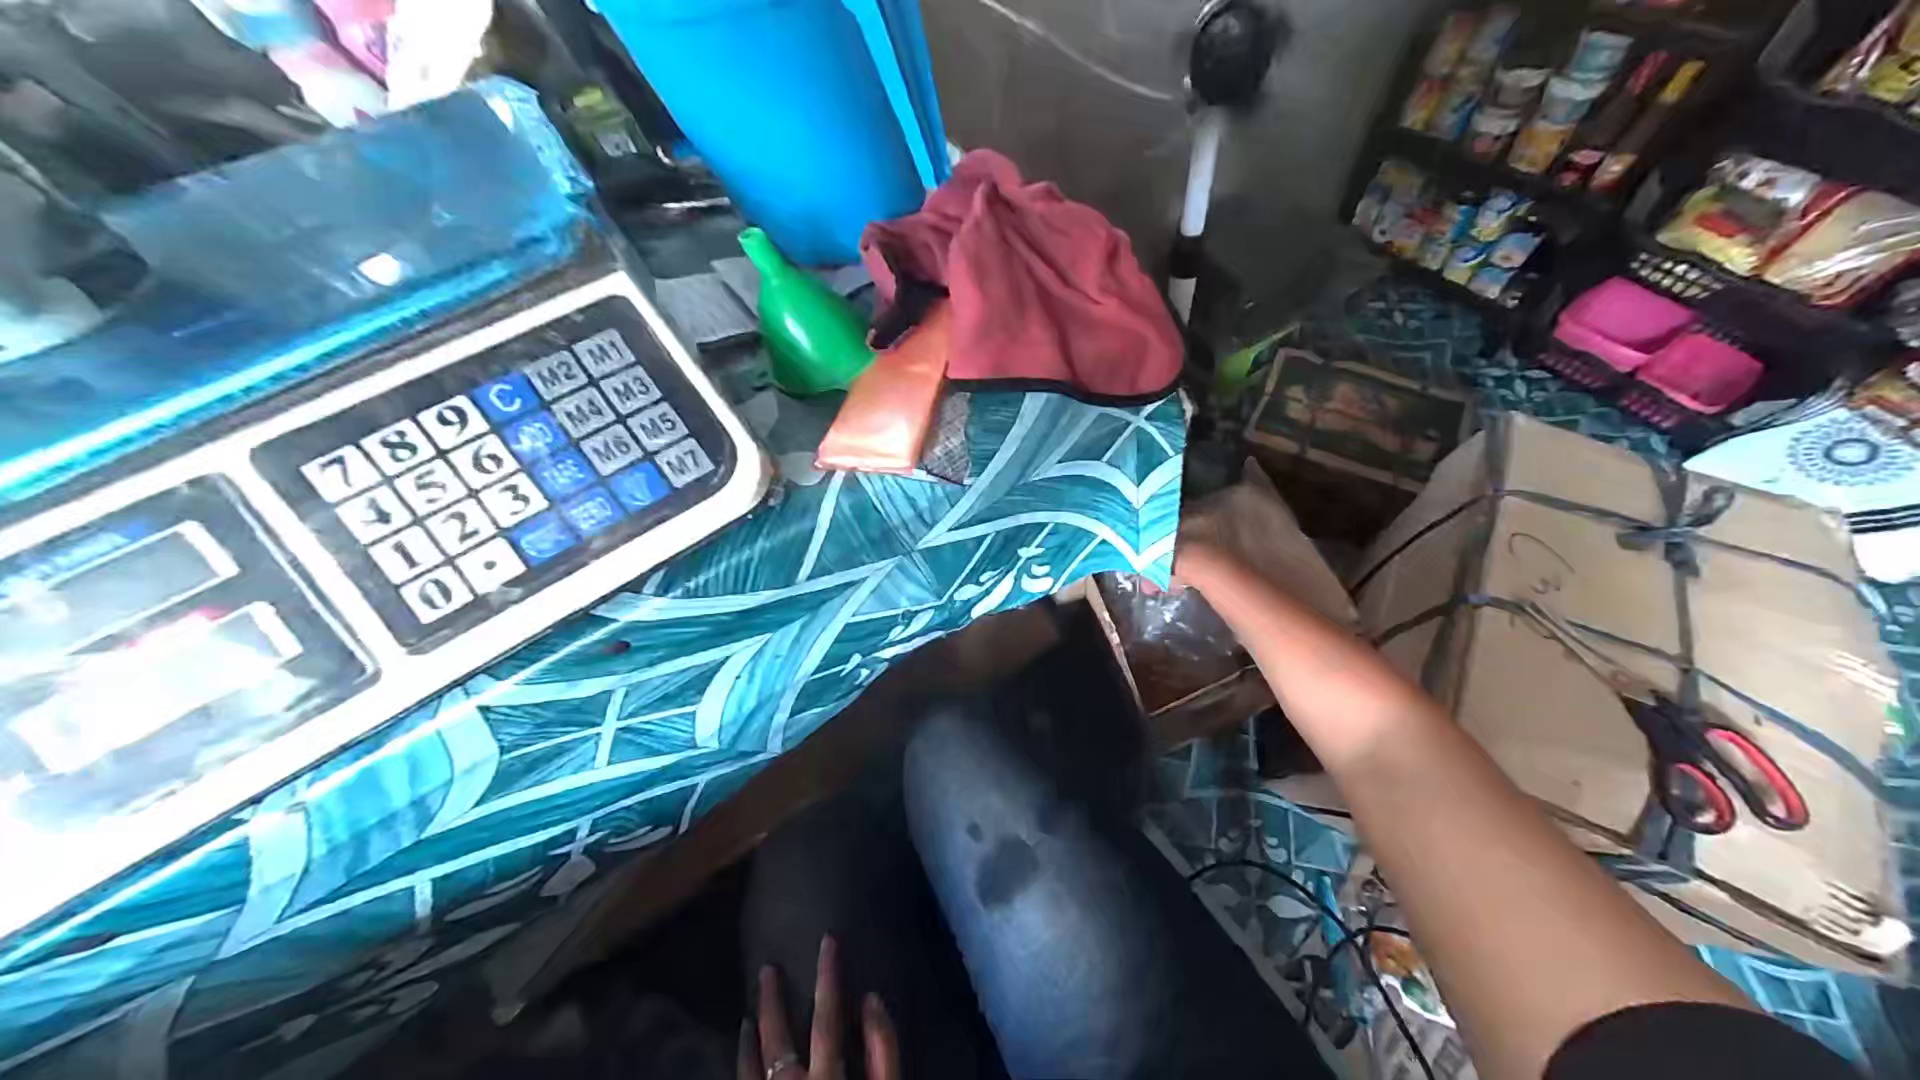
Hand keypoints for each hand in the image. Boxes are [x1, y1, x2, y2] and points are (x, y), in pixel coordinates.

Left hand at [738, 936, 898, 1079]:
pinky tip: (744, 1058)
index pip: (826, 1015)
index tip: (828, 939)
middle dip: (772, 1001)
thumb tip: (872, 999)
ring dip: (749, 1041)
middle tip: (767, 968)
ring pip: (750, 1069)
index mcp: (825, 1077)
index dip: (828, 974)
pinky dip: (743, 1066)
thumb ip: (883, 1050)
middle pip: (777, 1039)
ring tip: (747, 1017)